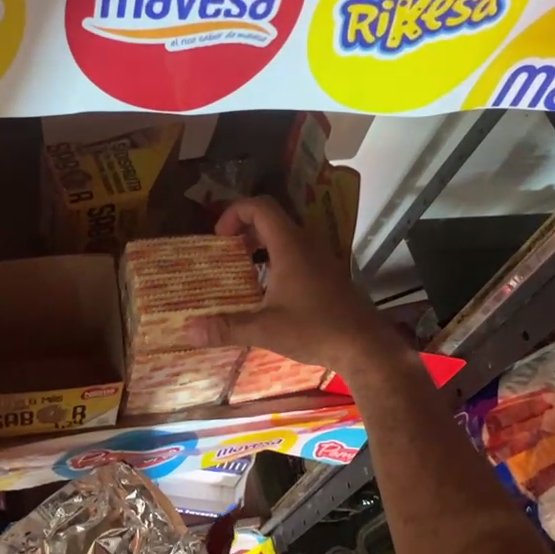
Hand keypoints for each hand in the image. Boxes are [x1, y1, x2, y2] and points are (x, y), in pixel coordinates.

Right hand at [184, 197, 407, 378]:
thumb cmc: (316, 329)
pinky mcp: (329, 276)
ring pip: (286, 238)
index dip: (234, 213)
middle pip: (272, 220)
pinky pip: (298, 255)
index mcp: (290, 246)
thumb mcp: (265, 330)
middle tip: (225, 252)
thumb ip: (226, 328)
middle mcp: (307, 245)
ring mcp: (322, 259)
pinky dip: (277, 262)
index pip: (260, 207)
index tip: (219, 237)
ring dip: (262, 247)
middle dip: (244, 230)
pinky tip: (268, 293)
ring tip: (242, 272)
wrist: (365, 346)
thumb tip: (188, 331)